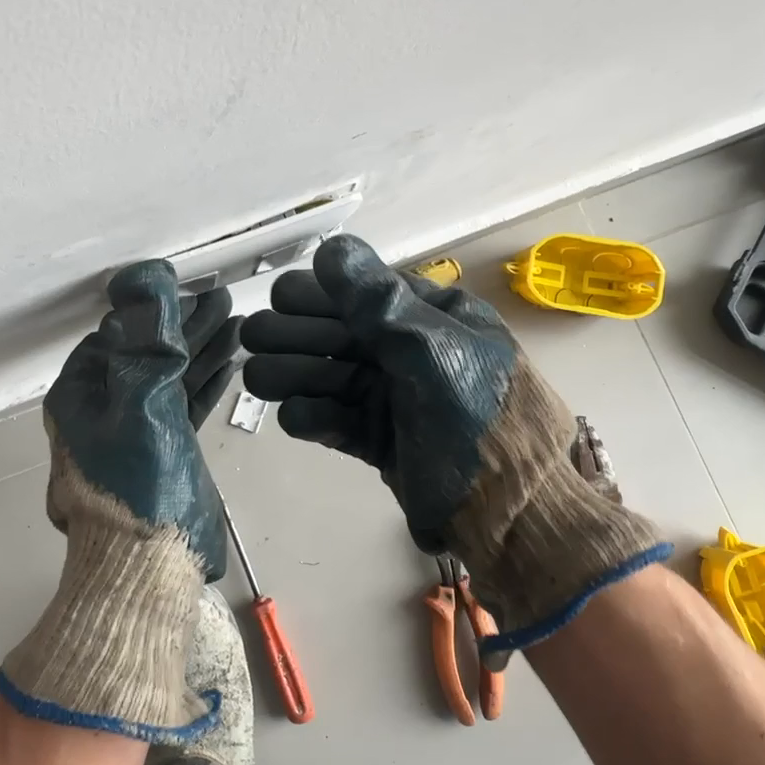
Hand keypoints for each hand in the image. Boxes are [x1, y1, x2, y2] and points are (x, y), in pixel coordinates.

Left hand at [41, 261, 240, 578]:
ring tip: (234, 319)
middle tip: (223, 297)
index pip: (118, 334)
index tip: (190, 288)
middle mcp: (104, 407)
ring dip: (200, 347)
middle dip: (185, 324)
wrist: (146, 567)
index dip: (155, 309)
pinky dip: (204, 379)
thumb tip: (147, 277)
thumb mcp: (141, 402)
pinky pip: (183, 403)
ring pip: (170, 376)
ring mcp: (136, 430)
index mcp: (82, 393)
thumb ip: (147, 340)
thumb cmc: (136, 485)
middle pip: (149, 351)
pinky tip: (228, 360)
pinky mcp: (164, 451)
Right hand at [239, 234, 520, 551]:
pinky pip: (330, 418)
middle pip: (332, 333)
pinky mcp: (373, 438)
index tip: (282, 303)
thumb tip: (330, 247)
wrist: (509, 517)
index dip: (317, 295)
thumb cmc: (479, 421)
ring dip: (291, 372)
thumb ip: (378, 302)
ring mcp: (387, 396)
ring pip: (324, 375)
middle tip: (255, 340)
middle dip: (294, 335)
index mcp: (428, 317)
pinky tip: (297, 417)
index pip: (359, 293)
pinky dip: (310, 415)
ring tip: (260, 379)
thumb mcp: (435, 351)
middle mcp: (403, 350)